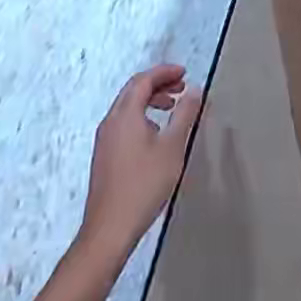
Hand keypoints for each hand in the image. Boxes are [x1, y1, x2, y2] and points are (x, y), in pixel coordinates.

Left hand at [81, 64, 202, 257]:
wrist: (110, 228)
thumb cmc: (144, 184)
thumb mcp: (173, 147)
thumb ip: (185, 115)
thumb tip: (195, 91)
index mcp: (125, 115)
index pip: (143, 81)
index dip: (164, 72)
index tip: (185, 73)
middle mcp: (110, 122)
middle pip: (133, 91)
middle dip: (158, 84)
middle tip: (181, 87)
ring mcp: (105, 140)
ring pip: (128, 107)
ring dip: (150, 100)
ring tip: (173, 108)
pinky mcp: (105, 155)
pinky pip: (124, 122)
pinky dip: (142, 116)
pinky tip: (157, 134)